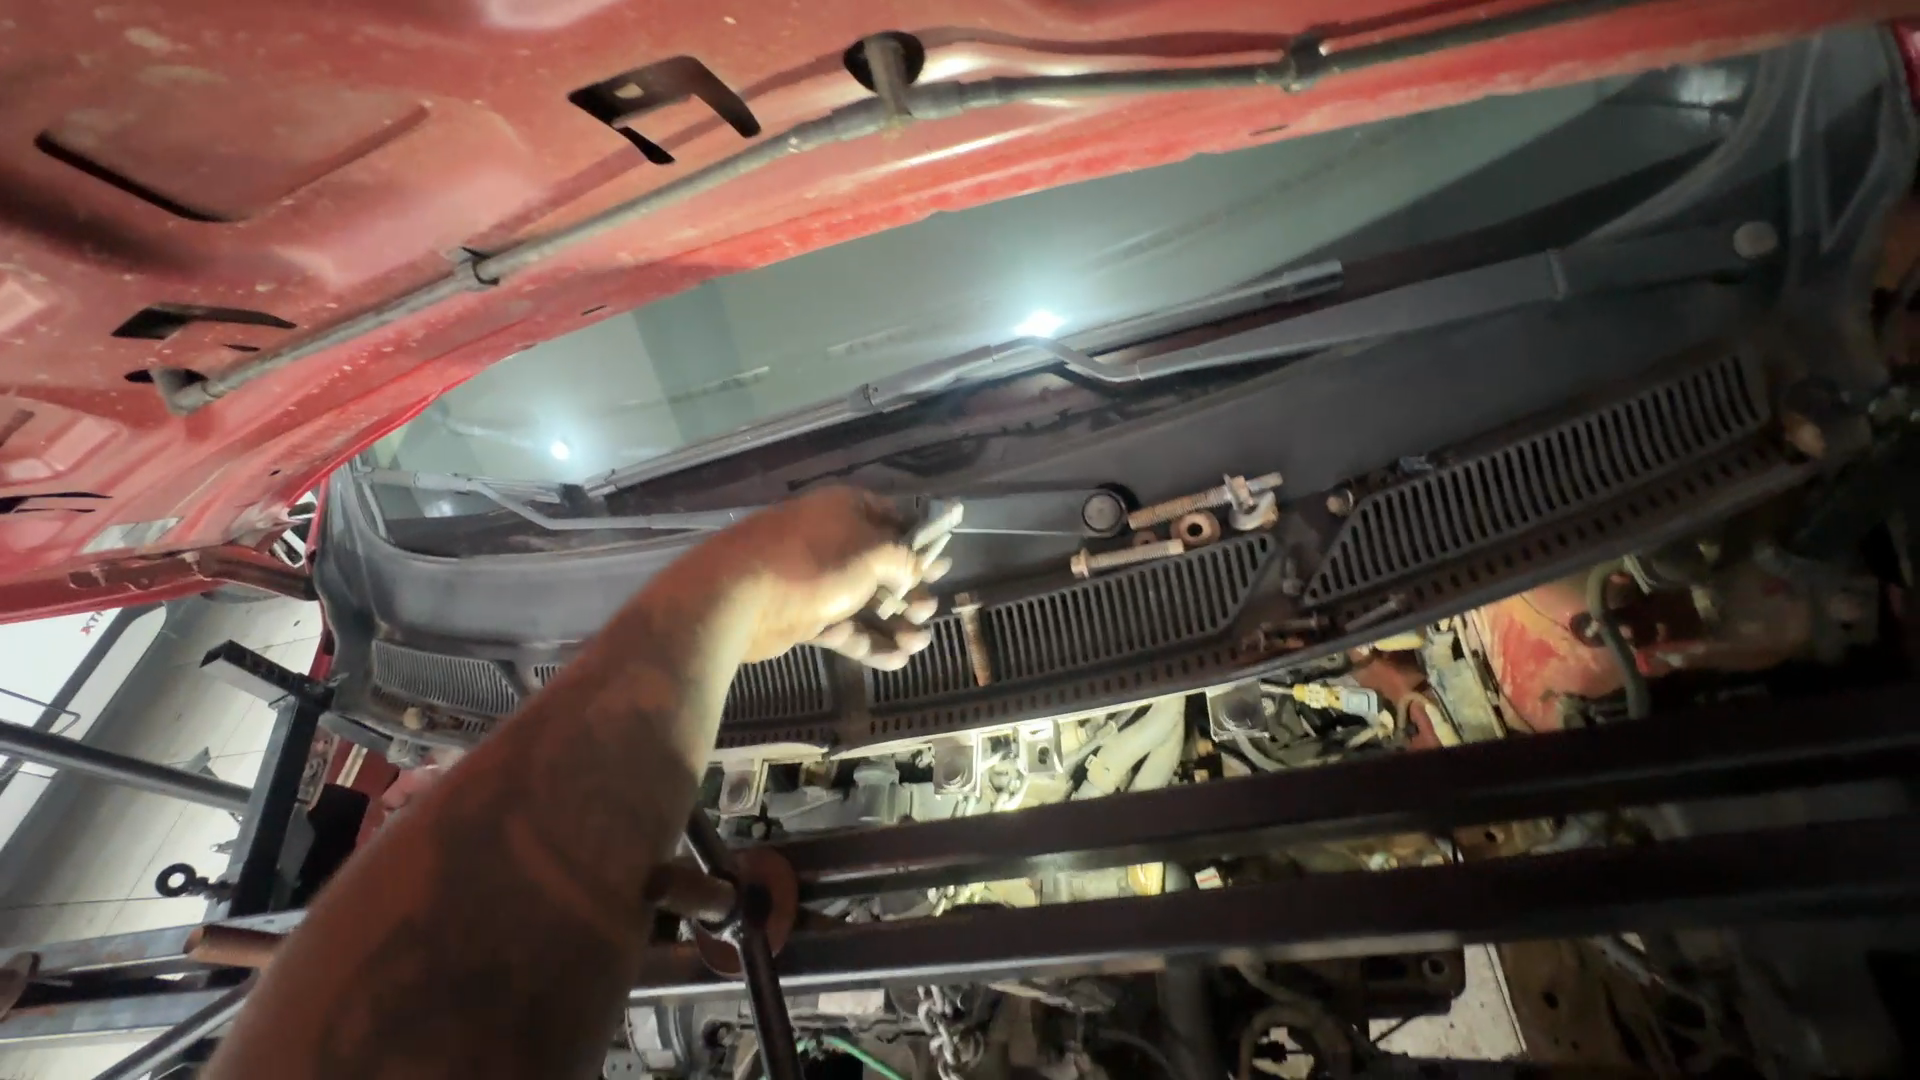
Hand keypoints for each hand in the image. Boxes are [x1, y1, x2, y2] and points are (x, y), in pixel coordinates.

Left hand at [697, 487, 952, 669]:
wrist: (736, 599)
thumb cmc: (813, 564)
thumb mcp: (872, 555)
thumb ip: (904, 561)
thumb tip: (918, 569)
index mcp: (846, 510)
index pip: (892, 518)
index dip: (920, 540)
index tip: (942, 562)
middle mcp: (831, 540)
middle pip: (881, 565)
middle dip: (910, 589)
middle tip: (929, 609)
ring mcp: (815, 580)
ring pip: (864, 601)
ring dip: (895, 622)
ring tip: (919, 642)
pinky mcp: (802, 616)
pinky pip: (844, 628)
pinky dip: (869, 643)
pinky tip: (898, 660)